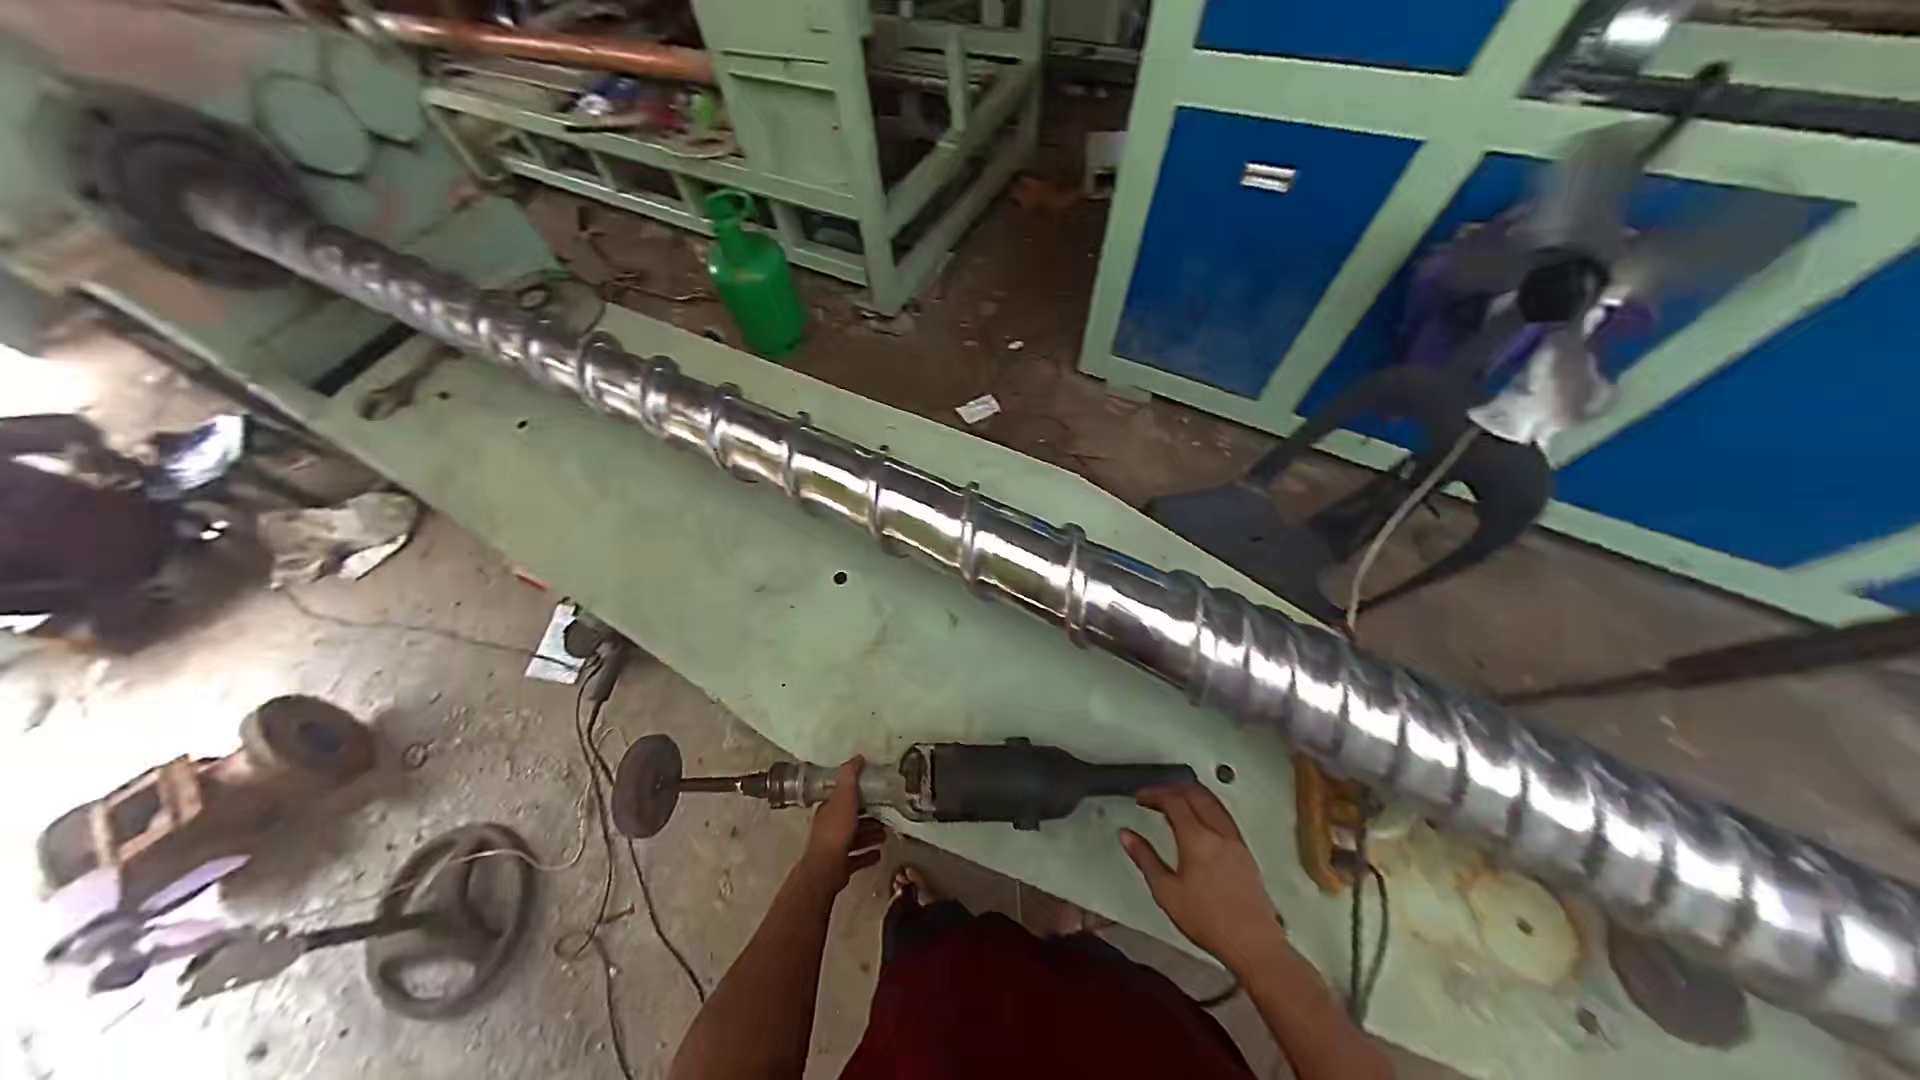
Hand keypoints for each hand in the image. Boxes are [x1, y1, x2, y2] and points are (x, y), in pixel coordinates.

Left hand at [796, 758, 883, 892]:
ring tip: (885, 834)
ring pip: (855, 838)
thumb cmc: (836, 831)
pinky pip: (857, 858)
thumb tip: (858, 756)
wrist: (826, 868)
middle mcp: (829, 827)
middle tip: (885, 815)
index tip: (874, 792)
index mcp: (828, 810)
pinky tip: (879, 853)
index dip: (857, 794)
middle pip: (851, 818)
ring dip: (870, 835)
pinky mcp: (841, 865)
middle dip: (868, 817)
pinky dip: (868, 854)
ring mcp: (834, 848)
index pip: (843, 798)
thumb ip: (850, 777)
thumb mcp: (844, 797)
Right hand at [1120, 783, 1287, 975]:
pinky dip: (1206, 807)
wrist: (1253, 945)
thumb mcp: (1166, 891)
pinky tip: (1199, 821)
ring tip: (1175, 801)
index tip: (1141, 796)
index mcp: (1197, 839)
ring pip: (1213, 801)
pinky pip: (1224, 815)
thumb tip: (1127, 836)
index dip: (1154, 793)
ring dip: (1191, 794)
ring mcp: (1236, 842)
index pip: (1174, 800)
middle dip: (1172, 787)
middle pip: (1196, 793)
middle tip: (1155, 794)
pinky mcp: (1246, 853)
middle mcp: (1219, 834)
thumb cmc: (1209, 922)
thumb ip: (1145, 858)